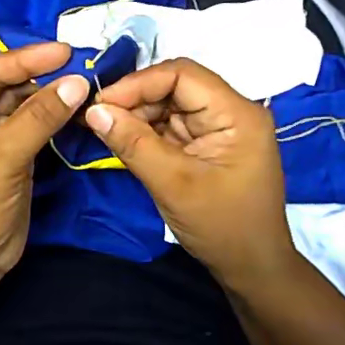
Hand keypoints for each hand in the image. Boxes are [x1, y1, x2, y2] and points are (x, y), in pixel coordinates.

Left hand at [0, 42, 87, 300]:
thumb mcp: (2, 158)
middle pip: (6, 87)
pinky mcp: (8, 161)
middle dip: (41, 77)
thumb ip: (39, 118)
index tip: (65, 51)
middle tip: (83, 69)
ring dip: (50, 99)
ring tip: (85, 89)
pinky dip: (51, 122)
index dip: (25, 58)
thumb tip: (77, 81)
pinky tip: (75, 113)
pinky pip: (31, 131)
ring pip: (21, 109)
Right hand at [84, 58, 296, 294]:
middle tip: (95, 117)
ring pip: (167, 105)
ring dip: (134, 115)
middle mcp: (230, 112)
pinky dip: (143, 131)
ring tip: (101, 128)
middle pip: (174, 87)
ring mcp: (217, 129)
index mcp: (236, 114)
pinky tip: (119, 138)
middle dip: (133, 99)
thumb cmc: (222, 226)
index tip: (100, 103)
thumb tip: (93, 111)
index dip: (138, 84)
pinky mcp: (204, 146)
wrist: (251, 268)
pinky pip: (168, 126)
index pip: (182, 75)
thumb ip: (133, 143)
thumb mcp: (173, 184)